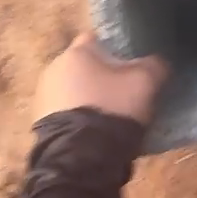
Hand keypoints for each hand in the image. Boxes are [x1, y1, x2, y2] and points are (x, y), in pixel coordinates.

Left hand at [34, 33, 169, 124]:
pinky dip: (80, 117)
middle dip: (103, 74)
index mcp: (76, 52)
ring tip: (113, 114)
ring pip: (75, 89)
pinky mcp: (39, 125)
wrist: (80, 160)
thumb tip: (157, 62)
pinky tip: (97, 131)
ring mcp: (43, 98)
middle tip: (126, 89)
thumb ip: (155, 63)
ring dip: (91, 97)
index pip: (98, 38)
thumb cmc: (113, 107)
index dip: (118, 47)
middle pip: (85, 65)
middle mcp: (53, 69)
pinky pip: (67, 112)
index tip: (134, 62)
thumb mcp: (146, 81)